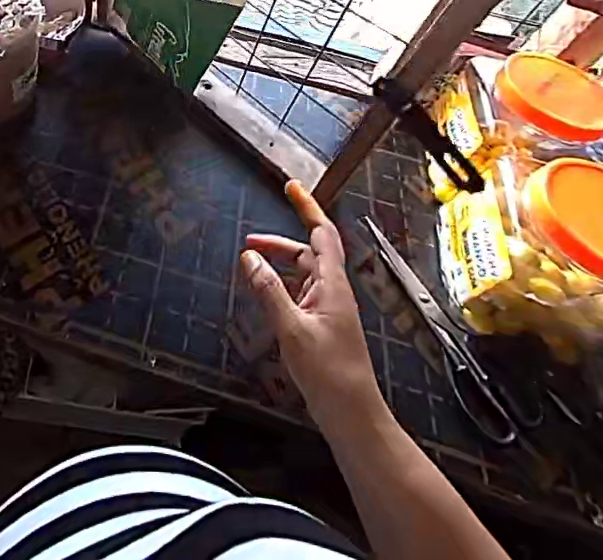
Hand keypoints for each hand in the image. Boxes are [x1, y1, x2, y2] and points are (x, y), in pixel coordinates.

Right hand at [242, 180, 384, 416]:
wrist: (353, 416)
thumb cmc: (330, 374)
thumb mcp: (290, 328)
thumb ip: (268, 290)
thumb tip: (249, 258)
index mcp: (332, 285)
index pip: (321, 233)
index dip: (307, 207)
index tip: (291, 188)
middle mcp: (332, 291)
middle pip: (306, 252)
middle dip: (277, 243)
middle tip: (249, 241)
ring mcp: (328, 308)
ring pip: (301, 273)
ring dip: (277, 265)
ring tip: (251, 266)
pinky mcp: (321, 324)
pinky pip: (299, 293)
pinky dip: (279, 286)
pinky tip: (264, 294)